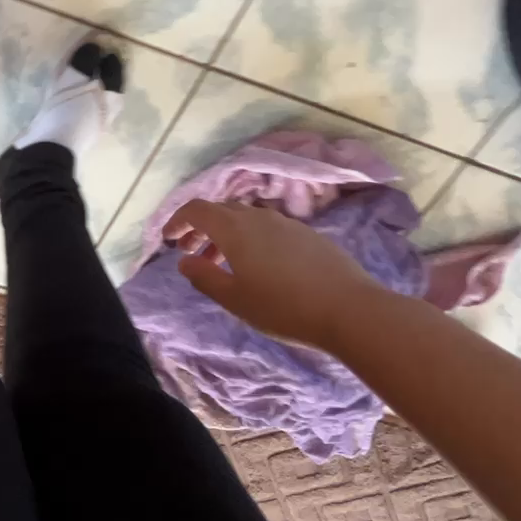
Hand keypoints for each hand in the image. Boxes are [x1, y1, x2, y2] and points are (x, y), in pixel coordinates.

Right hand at [160, 200, 394, 350]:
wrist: (352, 311)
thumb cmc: (283, 307)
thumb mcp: (234, 298)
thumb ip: (204, 276)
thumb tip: (184, 260)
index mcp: (234, 228)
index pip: (196, 210)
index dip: (178, 221)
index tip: (168, 239)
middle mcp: (258, 217)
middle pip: (221, 211)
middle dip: (200, 228)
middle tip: (191, 252)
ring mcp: (287, 224)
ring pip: (246, 219)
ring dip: (227, 235)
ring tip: (224, 263)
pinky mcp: (309, 236)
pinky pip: (268, 228)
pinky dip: (251, 239)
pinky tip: (261, 267)